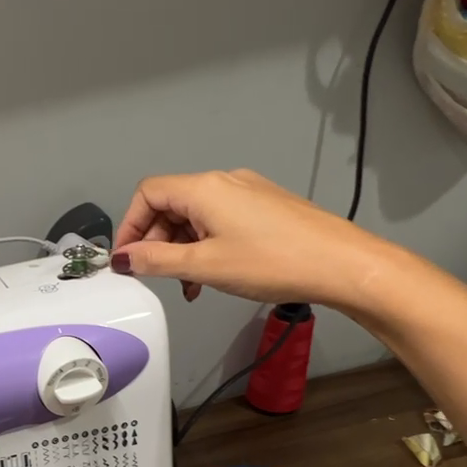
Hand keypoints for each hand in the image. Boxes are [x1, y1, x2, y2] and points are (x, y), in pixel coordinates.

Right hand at [111, 170, 409, 309]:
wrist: (344, 265)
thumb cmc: (272, 263)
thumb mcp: (204, 266)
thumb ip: (156, 260)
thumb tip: (122, 259)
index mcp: (203, 189)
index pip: (148, 194)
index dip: (129, 226)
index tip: (127, 260)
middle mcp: (224, 182)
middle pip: (170, 204)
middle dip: (155, 241)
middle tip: (157, 277)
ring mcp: (248, 192)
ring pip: (194, 216)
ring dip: (180, 248)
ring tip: (188, 285)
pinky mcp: (265, 207)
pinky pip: (219, 221)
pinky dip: (204, 245)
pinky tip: (213, 274)